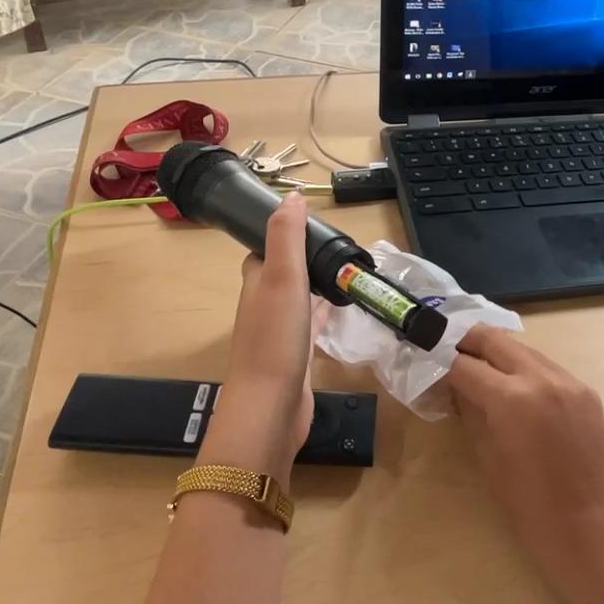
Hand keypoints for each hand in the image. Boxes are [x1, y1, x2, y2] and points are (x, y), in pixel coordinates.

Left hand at [199, 192, 316, 484]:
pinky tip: (343, 307)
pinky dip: (325, 311)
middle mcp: (264, 305)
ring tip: (347, 269)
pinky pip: (312, 324)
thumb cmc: (275, 338)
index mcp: (256, 283)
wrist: (271, 408)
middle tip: (335, 244)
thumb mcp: (283, 277)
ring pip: (299, 298)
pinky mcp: (297, 356)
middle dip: (304, 257)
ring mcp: (280, 332)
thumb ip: (287, 236)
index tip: (309, 220)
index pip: (263, 250)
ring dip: (317, 283)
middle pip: (282, 272)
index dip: (281, 233)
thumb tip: (292, 195)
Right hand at [446, 328, 603, 603]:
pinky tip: (514, 391)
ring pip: (523, 349)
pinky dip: (525, 370)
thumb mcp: (490, 462)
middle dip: (465, 342)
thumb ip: (471, 415)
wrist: (597, 536)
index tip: (424, 364)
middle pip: (494, 339)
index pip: (463, 364)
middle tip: (445, 353)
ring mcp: (569, 382)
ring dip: (497, 353)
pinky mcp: (587, 393)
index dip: (438, 363)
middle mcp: (542, 378)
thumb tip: (454, 389)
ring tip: (477, 371)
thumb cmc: (534, 512)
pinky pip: (547, 368)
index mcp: (512, 399)